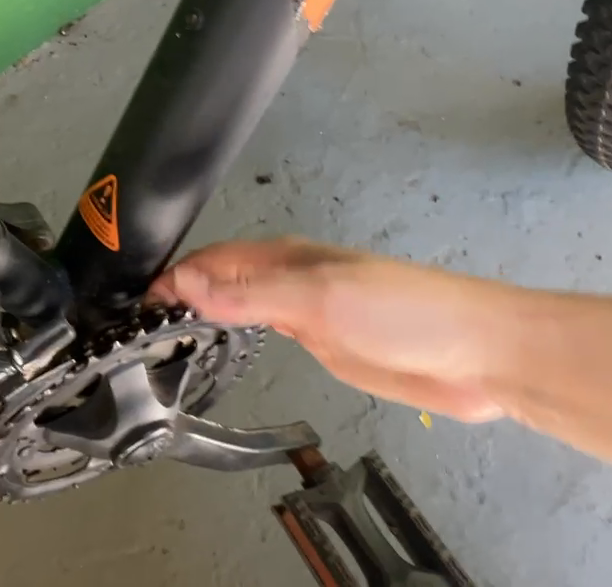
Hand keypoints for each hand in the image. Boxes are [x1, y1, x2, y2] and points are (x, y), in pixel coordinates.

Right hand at [150, 238, 521, 422]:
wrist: (479, 353)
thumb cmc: (399, 312)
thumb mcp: (317, 298)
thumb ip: (250, 294)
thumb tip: (183, 282)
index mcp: (280, 258)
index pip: (209, 262)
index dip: (171, 279)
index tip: (133, 307)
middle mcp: (284, 279)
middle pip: (218, 281)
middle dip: (179, 293)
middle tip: (137, 328)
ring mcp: (302, 310)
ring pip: (237, 306)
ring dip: (202, 314)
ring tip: (164, 338)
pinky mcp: (321, 340)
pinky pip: (263, 332)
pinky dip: (232, 337)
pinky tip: (219, 350)